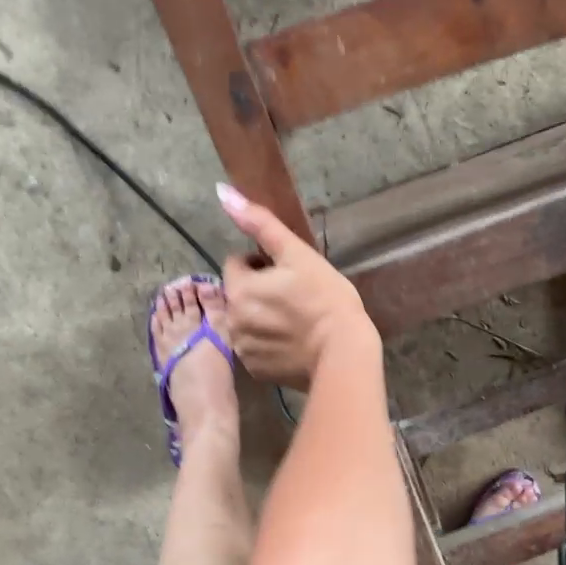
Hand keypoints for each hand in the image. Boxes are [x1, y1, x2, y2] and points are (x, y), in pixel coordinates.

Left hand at [215, 183, 374, 388]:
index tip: (287, 274)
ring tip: (294, 323)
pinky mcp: (257, 372)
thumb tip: (222, 192)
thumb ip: (259, 223)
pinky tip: (292, 344)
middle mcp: (232, 320)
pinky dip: (268, 346)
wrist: (343, 352)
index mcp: (239, 288)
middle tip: (293, 299)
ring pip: (246, 324)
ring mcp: (243, 350)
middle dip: (259, 293)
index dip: (261, 264)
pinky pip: (256, 351)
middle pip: (239, 295)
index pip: (237, 264)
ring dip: (261, 319)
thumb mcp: (297, 254)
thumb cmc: (326, 298)